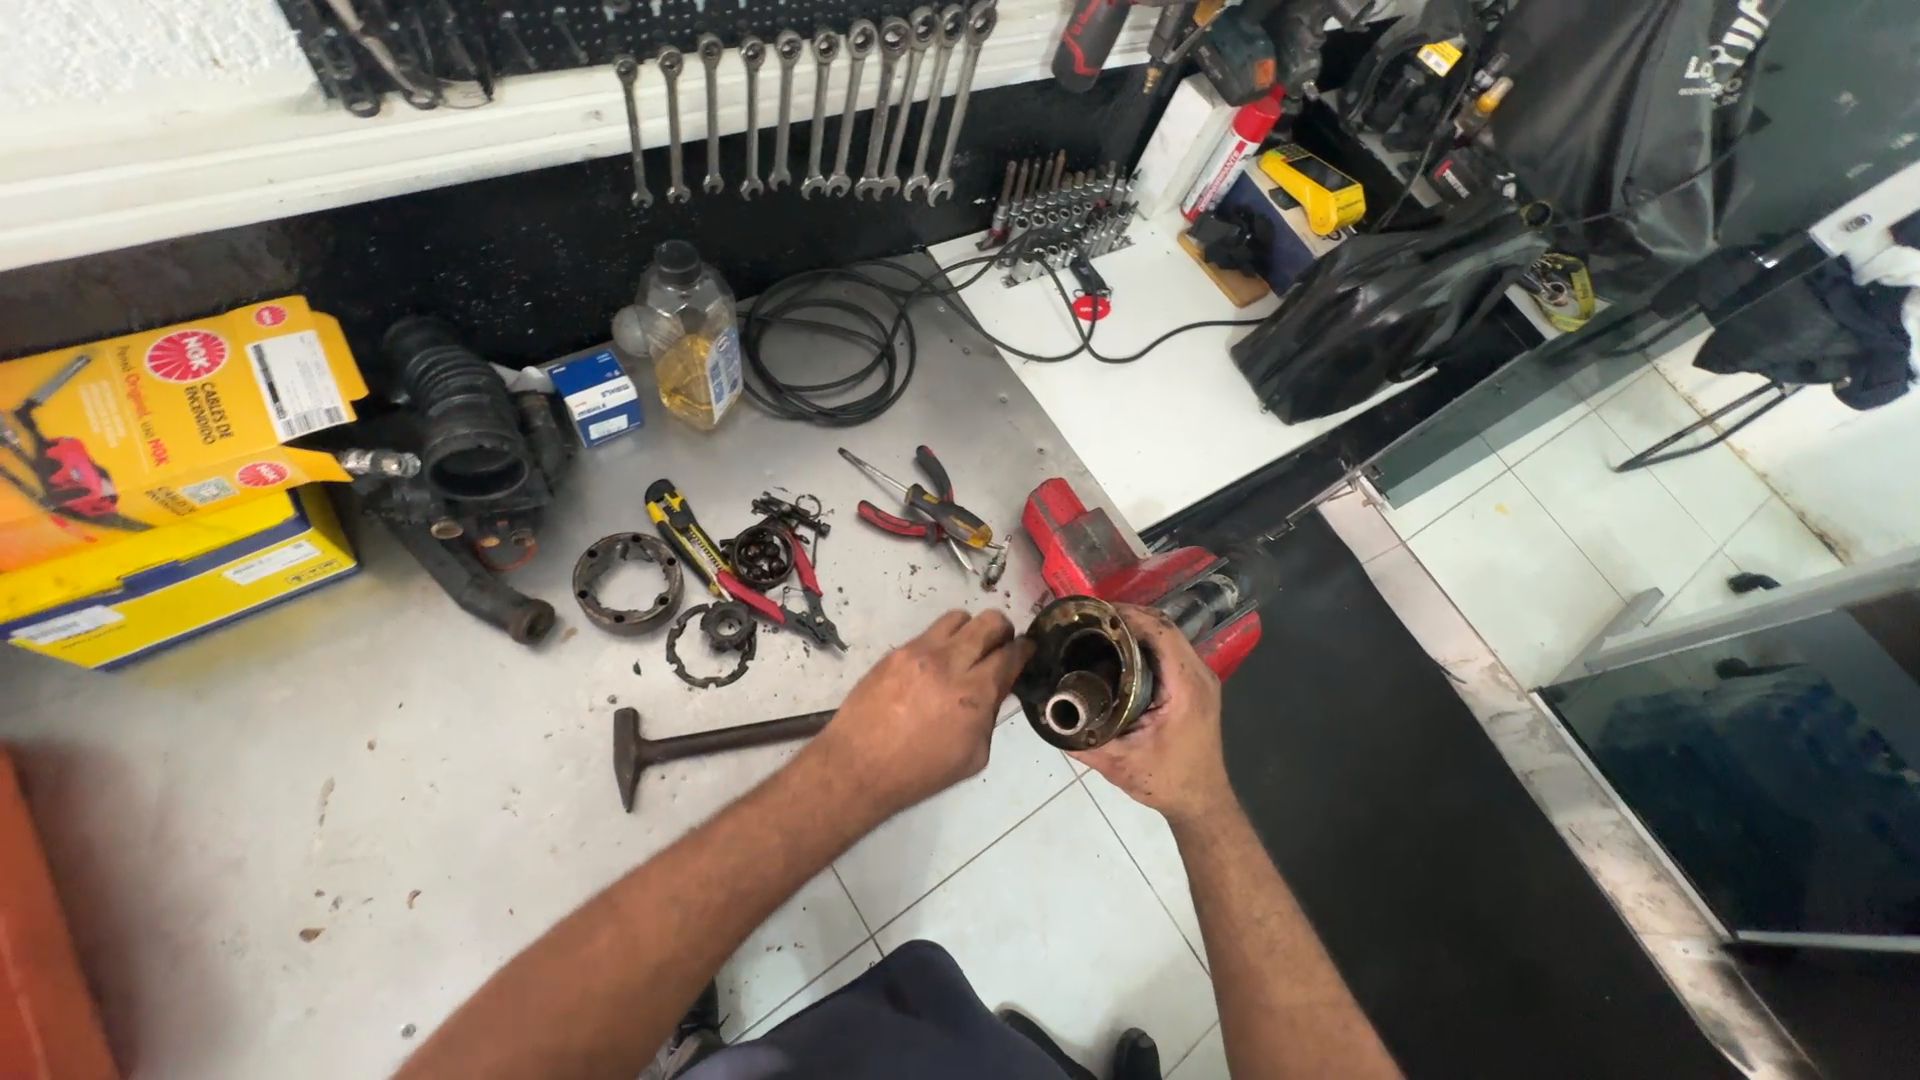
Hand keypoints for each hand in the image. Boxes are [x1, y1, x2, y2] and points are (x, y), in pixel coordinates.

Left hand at [816, 609, 1033, 818]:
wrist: (859, 766)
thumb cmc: (920, 772)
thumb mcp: (973, 756)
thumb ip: (991, 716)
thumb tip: (997, 688)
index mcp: (975, 696)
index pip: (1011, 654)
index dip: (1024, 649)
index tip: (1025, 651)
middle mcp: (951, 665)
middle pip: (991, 622)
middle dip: (1003, 631)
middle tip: (999, 647)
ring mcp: (921, 653)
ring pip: (960, 617)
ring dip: (971, 631)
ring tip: (965, 651)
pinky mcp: (897, 651)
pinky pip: (929, 632)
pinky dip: (941, 642)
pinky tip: (934, 665)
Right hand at [1071, 604, 1234, 827]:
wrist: (1201, 802)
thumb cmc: (1166, 781)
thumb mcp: (1119, 762)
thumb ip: (1082, 741)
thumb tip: (1046, 716)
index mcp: (1185, 687)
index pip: (1160, 632)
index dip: (1128, 616)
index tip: (1093, 614)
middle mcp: (1198, 675)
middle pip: (1165, 626)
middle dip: (1128, 616)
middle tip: (1090, 620)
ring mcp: (1200, 678)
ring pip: (1169, 635)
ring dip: (1138, 627)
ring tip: (1100, 629)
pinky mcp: (1195, 684)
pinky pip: (1172, 649)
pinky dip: (1146, 641)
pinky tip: (1119, 649)